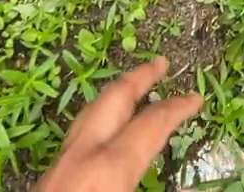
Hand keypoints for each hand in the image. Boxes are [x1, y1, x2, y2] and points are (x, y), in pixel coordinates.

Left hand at [34, 59, 202, 191]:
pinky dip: (97, 123)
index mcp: (109, 169)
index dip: (178, 108)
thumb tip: (198, 191)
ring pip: (88, 115)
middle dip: (138, 78)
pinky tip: (103, 136)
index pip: (152, 123)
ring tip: (134, 90)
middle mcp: (81, 158)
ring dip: (114, 97)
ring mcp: (57, 170)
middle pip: (113, 100)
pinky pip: (76, 138)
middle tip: (160, 64)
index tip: (196, 97)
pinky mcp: (44, 184)